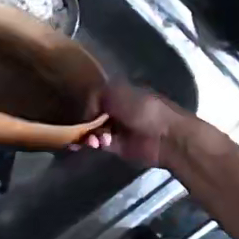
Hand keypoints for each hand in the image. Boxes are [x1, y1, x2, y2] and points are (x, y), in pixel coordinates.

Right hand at [76, 82, 195, 168]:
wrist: (165, 135)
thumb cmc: (142, 108)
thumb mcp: (116, 91)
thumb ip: (95, 97)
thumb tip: (86, 111)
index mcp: (120, 93)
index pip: (95, 97)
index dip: (85, 103)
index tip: (73, 109)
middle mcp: (117, 110)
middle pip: (92, 115)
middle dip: (83, 122)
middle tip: (76, 128)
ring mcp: (117, 129)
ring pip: (93, 131)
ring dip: (88, 134)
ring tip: (90, 139)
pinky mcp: (118, 147)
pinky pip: (100, 144)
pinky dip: (94, 144)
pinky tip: (94, 144)